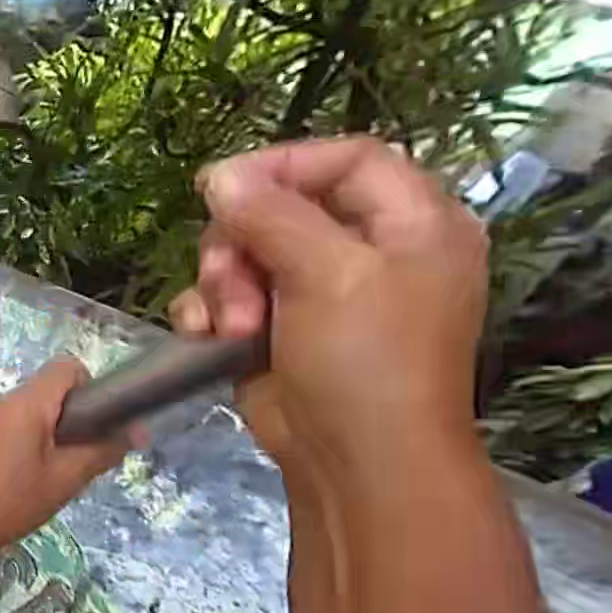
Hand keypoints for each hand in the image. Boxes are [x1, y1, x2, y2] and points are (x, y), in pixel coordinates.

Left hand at [0, 358, 133, 563]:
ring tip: (38, 471)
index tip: (90, 423)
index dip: (87, 387)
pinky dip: (9, 441)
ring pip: (16, 412)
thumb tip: (136, 430)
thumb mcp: (66, 480)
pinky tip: (8, 476)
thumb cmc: (12, 504)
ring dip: (35, 431)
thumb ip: (104, 449)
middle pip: (39, 392)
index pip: (64, 367)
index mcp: (21, 405)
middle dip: (62, 416)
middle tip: (68, 456)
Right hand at [168, 137, 489, 487]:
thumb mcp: (329, 275)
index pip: (344, 161)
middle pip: (275, 212)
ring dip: (218, 288)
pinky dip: (205, 316)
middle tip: (228, 280)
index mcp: (406, 223)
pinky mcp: (264, 329)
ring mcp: (306, 293)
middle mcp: (356, 251)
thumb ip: (274, 218)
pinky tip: (210, 339)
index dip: (281, 166)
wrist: (348, 452)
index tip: (216, 186)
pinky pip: (218, 301)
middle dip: (237, 245)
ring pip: (237, 259)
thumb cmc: (363, 358)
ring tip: (230, 328)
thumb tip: (219, 177)